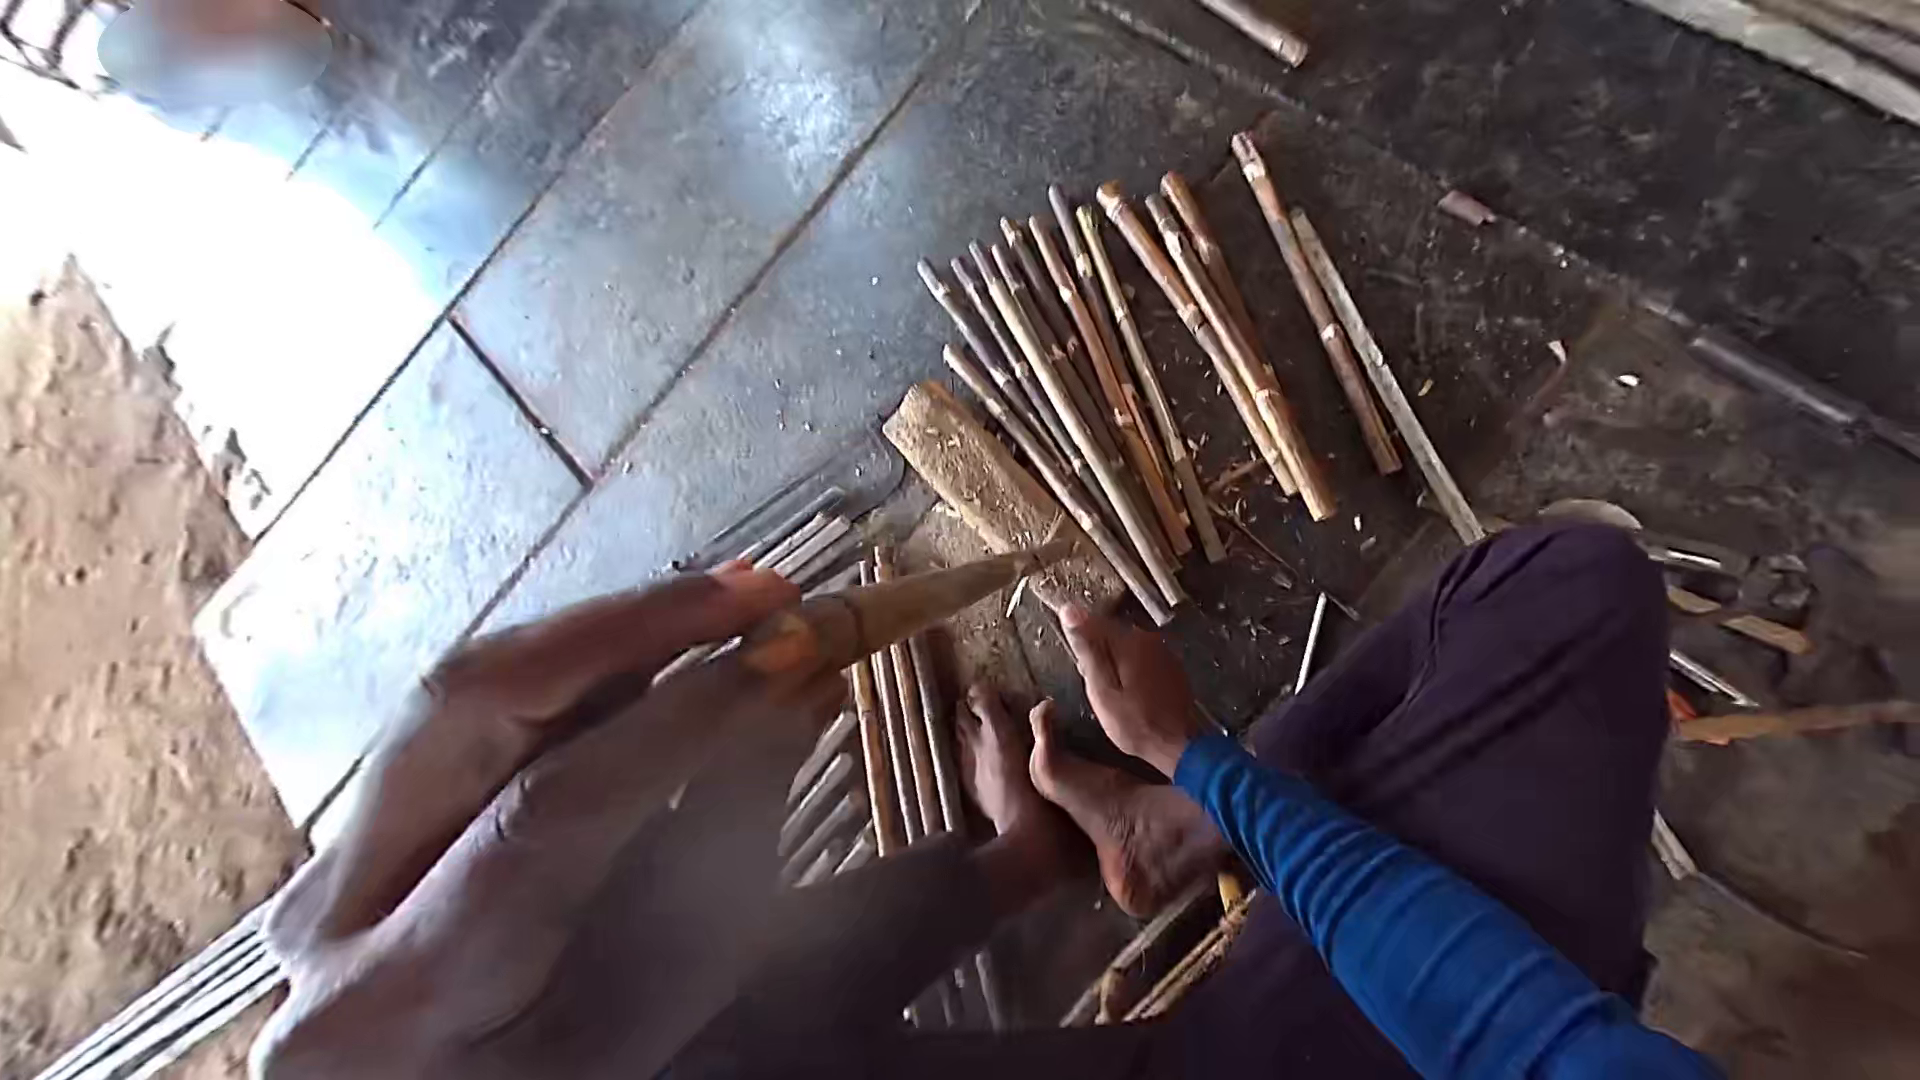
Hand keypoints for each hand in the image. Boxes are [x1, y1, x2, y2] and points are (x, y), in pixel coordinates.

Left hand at [255, 565, 845, 1078]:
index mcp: (421, 987)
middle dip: (637, 621)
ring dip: (625, 617)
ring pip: (484, 674)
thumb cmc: (603, 1055)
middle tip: (755, 588)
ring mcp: (346, 842)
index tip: (790, 649)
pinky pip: (503, 690)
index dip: (690, 710)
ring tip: (734, 591)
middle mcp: (343, 904)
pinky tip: (680, 622)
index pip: (562, 803)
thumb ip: (740, 808)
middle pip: (481, 697)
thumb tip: (811, 681)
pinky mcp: (384, 801)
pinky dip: (604, 644)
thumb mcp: (690, 964)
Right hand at [1059, 605, 1203, 777]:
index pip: (1093, 621)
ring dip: (1114, 663)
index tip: (1078, 661)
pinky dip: (1130, 671)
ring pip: (1126, 646)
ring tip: (1112, 693)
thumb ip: (1087, 650)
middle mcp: (1148, 639)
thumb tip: (1070, 611)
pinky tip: (1130, 694)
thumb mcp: (1101, 689)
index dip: (1079, 639)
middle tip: (1095, 685)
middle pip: (1110, 633)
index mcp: (1129, 641)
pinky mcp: (1170, 666)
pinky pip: (1142, 658)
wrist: (1181, 747)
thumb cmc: (1135, 723)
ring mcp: (1163, 652)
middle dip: (1097, 653)